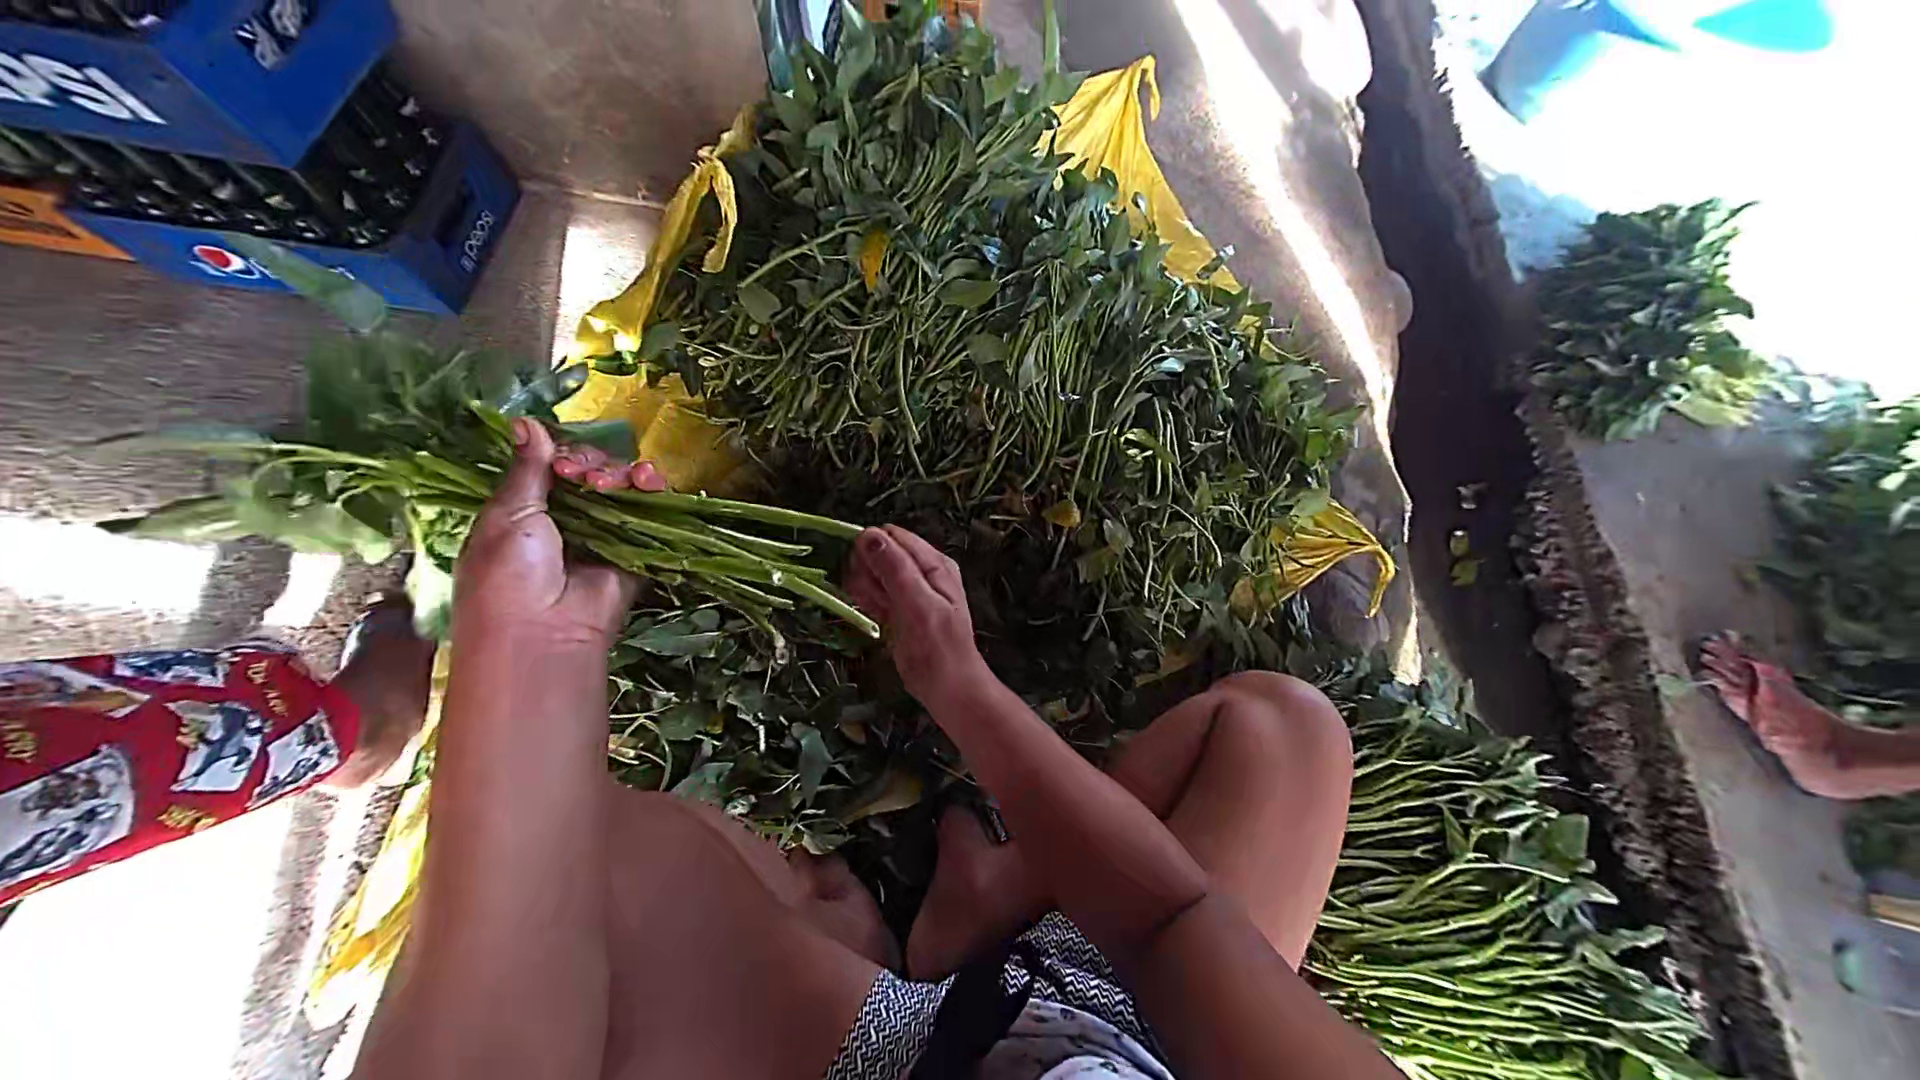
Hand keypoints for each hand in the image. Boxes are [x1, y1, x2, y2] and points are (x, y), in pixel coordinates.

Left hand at [452, 418, 642, 650]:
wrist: (544, 630)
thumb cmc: (509, 573)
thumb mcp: (508, 514)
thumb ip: (528, 470)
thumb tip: (528, 422)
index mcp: (530, 508)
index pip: (557, 465)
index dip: (562, 454)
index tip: (560, 462)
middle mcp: (571, 518)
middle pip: (594, 472)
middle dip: (591, 463)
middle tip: (581, 477)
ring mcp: (607, 532)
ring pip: (625, 487)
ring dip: (621, 473)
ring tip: (610, 483)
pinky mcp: (639, 548)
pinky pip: (652, 512)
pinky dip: (654, 490)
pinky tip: (649, 480)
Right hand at [845, 525, 989, 705]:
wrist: (949, 689)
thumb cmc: (938, 649)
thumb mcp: (918, 605)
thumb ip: (895, 568)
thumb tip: (869, 535)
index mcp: (932, 563)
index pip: (890, 536)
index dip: (870, 549)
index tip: (863, 573)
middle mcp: (921, 571)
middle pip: (878, 552)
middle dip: (866, 572)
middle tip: (876, 599)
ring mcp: (909, 590)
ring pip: (872, 574)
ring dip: (866, 590)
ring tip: (880, 613)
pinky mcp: (898, 609)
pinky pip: (874, 594)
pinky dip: (868, 603)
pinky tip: (876, 618)